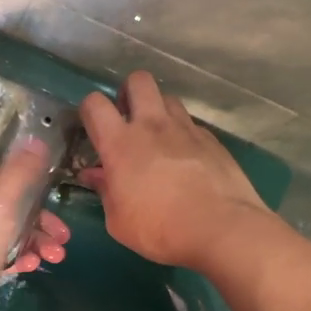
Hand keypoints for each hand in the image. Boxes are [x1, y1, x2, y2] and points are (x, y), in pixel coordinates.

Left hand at [0, 139, 71, 310]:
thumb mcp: (1, 202)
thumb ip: (21, 171)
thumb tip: (38, 140)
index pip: (0, 167)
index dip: (28, 176)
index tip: (52, 191)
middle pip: (10, 202)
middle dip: (41, 219)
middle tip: (64, 236)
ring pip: (8, 229)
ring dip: (36, 241)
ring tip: (57, 257)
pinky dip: (18, 256)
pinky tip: (32, 266)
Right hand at [77, 71, 267, 270]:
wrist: (221, 228)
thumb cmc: (160, 229)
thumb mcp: (119, 221)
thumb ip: (105, 191)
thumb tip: (94, 175)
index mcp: (121, 144)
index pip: (95, 104)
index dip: (89, 110)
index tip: (93, 128)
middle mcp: (152, 126)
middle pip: (138, 81)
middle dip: (128, 93)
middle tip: (127, 119)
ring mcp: (186, 129)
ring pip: (167, 98)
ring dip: (157, 111)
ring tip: (157, 138)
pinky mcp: (211, 139)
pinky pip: (190, 124)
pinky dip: (181, 134)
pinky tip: (184, 159)